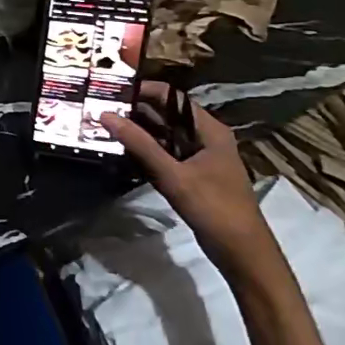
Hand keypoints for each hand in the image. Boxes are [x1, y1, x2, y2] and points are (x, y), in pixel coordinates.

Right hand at [99, 82, 271, 263]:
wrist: (243, 253)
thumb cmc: (214, 208)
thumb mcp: (173, 176)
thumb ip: (140, 145)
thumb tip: (106, 115)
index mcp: (209, 129)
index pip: (172, 97)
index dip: (142, 91)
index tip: (111, 91)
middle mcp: (205, 137)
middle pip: (166, 115)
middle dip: (135, 112)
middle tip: (101, 109)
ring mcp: (200, 157)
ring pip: (165, 135)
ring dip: (139, 132)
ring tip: (105, 127)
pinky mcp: (194, 174)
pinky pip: (167, 154)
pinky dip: (147, 151)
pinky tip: (123, 153)